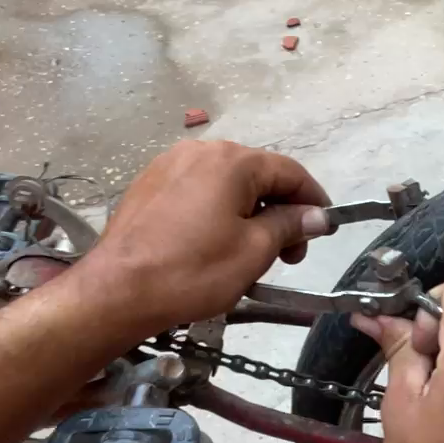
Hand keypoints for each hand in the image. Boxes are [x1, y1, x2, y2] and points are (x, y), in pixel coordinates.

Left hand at [79, 139, 330, 326]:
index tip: (325, 228)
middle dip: (282, 211)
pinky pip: (199, 192)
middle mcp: (200, 151)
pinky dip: (220, 212)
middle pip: (258, 176)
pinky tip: (218, 244)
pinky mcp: (149, 185)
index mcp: (232, 161)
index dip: (314, 200)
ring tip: (254, 253)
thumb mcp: (255, 251)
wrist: (117, 291)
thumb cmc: (194, 271)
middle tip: (290, 255)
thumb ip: (290, 224)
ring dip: (251, 213)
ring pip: (227, 185)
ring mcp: (169, 165)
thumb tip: (316, 215)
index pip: (290, 172)